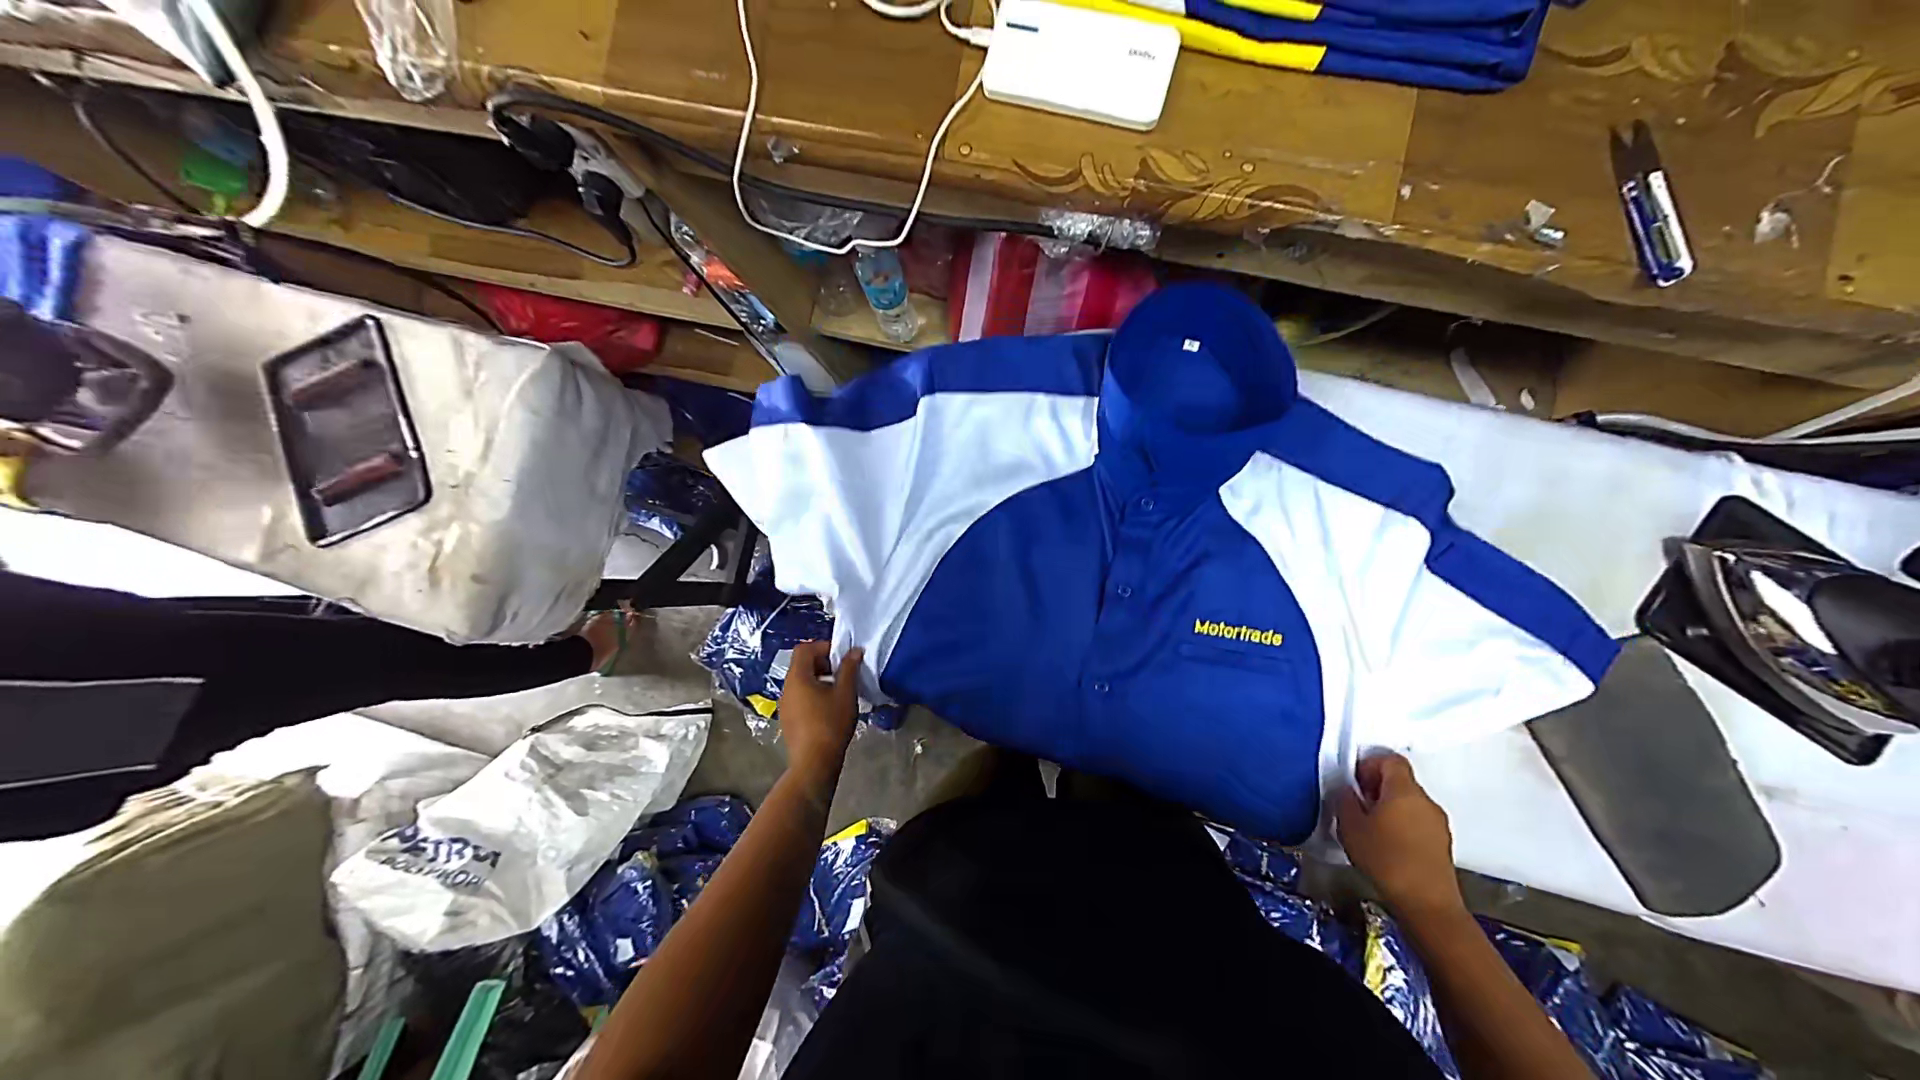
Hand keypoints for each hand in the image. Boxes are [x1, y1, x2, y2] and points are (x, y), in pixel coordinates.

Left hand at [778, 642, 863, 787]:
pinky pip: (799, 698)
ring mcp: (784, 705)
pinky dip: (813, 695)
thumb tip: (854, 651)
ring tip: (839, 692)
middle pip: (801, 665)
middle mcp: (786, 688)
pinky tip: (829, 710)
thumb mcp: (845, 693)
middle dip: (823, 663)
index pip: (804, 649)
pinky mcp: (788, 720)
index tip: (842, 657)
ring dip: (819, 680)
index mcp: (797, 678)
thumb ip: (849, 668)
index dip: (823, 647)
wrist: (814, 763)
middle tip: (843, 674)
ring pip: (801, 682)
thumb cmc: (830, 724)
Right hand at [1335, 752, 1465, 921]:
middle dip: (1377, 787)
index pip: (1390, 760)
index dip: (1369, 764)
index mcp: (1404, 791)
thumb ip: (1345, 800)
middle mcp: (1426, 802)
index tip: (1354, 781)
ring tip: (1369, 826)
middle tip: (1357, 803)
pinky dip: (1402, 823)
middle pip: (1401, 780)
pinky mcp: (1442, 844)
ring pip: (1410, 802)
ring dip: (1389, 806)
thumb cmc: (1386, 859)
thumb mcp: (1350, 826)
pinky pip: (1418, 821)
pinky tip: (1386, 843)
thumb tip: (1348, 791)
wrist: (1426, 903)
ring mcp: (1438, 824)